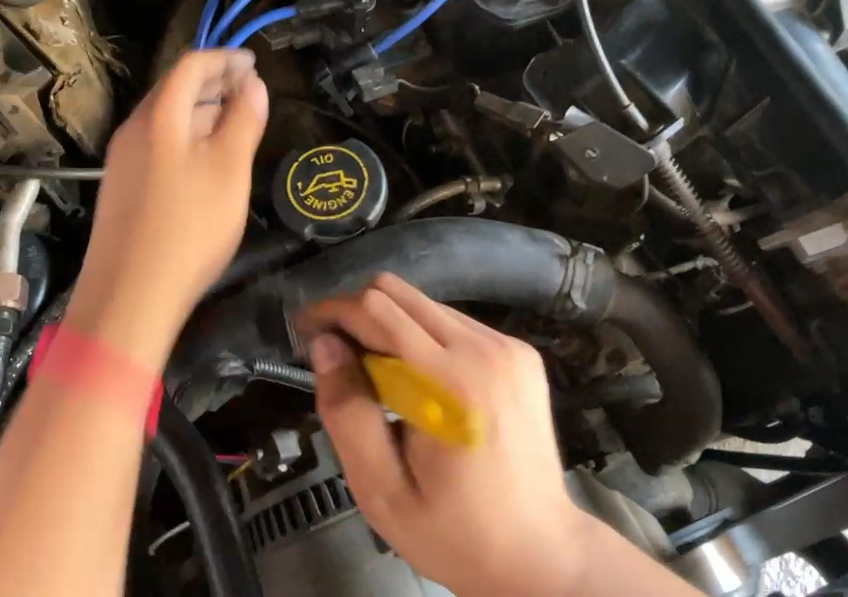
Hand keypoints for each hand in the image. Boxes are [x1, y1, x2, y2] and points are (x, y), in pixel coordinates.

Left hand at [68, 49, 267, 366]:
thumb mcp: (229, 171)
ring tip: (234, 122)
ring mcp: (123, 161)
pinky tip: (205, 162)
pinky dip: (186, 138)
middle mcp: (133, 131)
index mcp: (159, 117)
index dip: (224, 58)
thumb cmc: (188, 227)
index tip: (254, 63)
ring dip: (200, 111)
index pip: (190, 65)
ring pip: (165, 120)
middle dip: (213, 83)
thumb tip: (253, 84)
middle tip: (248, 90)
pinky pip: (157, 145)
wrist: (129, 296)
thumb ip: (243, 121)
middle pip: (174, 90)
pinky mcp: (122, 189)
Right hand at [307, 275, 685, 596]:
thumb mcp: (382, 491)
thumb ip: (348, 414)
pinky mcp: (519, 352)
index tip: (306, 333)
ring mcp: (508, 347)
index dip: (332, 312)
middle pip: (398, 293)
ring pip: (424, 303)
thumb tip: (324, 346)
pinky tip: (421, 383)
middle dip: (356, 313)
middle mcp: (484, 350)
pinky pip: (453, 322)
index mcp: (451, 384)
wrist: (542, 554)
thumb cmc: (455, 533)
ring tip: (378, 378)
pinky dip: (423, 338)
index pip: (377, 309)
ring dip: (390, 327)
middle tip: (335, 355)